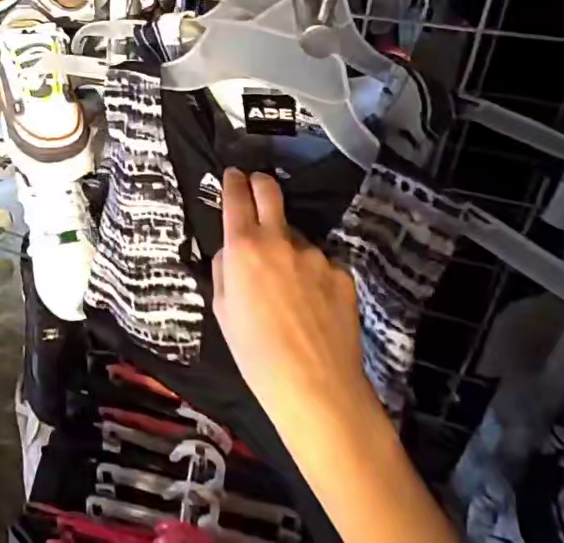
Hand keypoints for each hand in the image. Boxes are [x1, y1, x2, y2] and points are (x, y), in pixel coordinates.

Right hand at [212, 168, 373, 423]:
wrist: (316, 388)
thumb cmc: (256, 354)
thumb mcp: (222, 309)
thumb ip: (224, 269)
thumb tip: (232, 251)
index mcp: (244, 247)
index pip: (236, 196)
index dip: (232, 180)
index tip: (232, 174)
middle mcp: (280, 240)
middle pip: (270, 190)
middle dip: (260, 183)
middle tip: (256, 188)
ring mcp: (315, 254)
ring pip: (296, 235)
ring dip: (287, 245)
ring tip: (288, 285)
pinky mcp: (341, 272)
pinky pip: (320, 263)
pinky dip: (312, 274)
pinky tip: (312, 304)